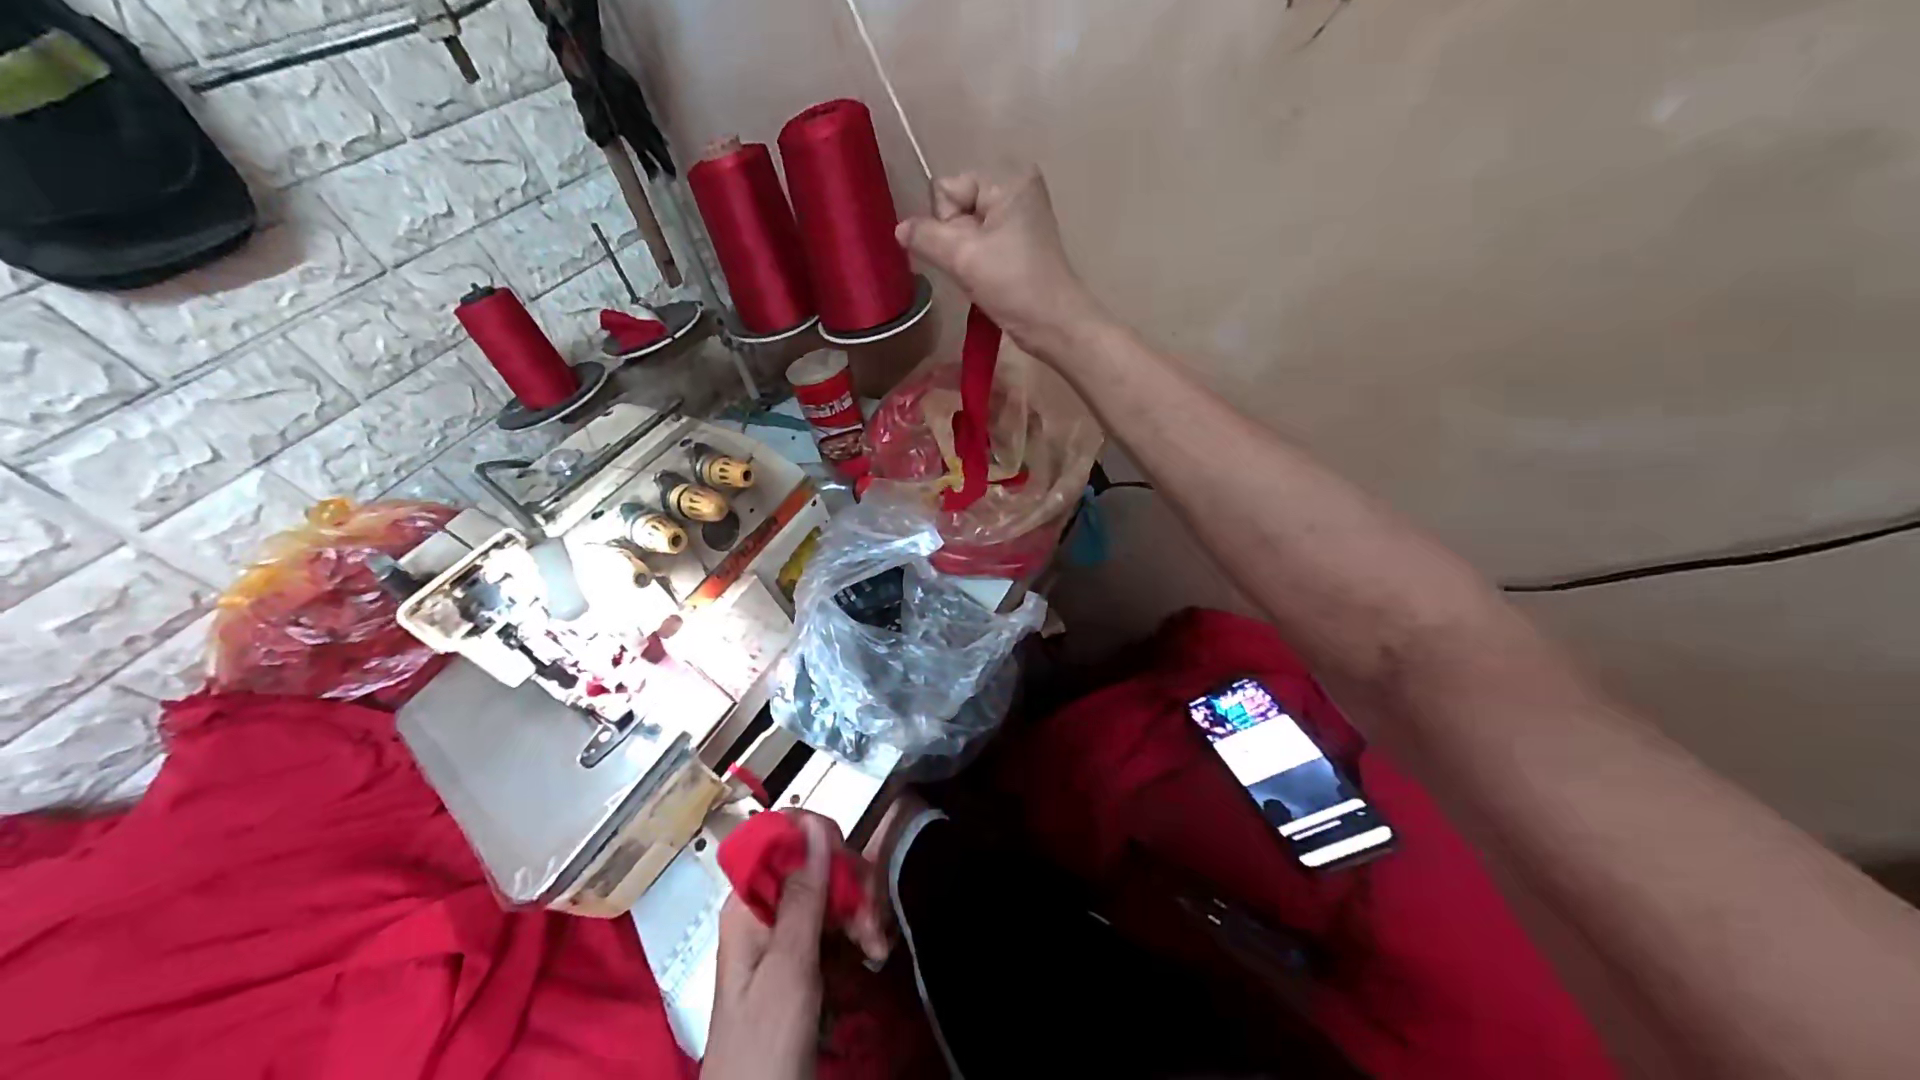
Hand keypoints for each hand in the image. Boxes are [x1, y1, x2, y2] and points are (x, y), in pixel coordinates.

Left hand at [701, 812, 885, 1079]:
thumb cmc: (764, 1048)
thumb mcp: (787, 970)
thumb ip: (803, 896)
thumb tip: (812, 823)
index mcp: (748, 905)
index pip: (784, 841)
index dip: (821, 843)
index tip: (852, 869)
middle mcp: (764, 913)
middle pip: (814, 868)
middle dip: (850, 887)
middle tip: (870, 925)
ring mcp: (783, 938)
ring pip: (830, 896)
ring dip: (860, 914)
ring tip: (876, 947)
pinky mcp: (802, 962)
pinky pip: (835, 927)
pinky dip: (857, 936)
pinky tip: (873, 953)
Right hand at [896, 169, 1106, 359]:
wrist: (1055, 325)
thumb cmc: (1014, 286)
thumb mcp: (963, 258)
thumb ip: (925, 237)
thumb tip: (899, 228)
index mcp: (1008, 179)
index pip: (946, 189)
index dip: (946, 223)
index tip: (968, 251)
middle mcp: (1016, 188)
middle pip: (955, 207)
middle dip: (956, 241)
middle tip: (978, 267)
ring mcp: (1019, 216)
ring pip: (964, 230)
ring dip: (965, 257)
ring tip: (985, 276)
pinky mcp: (1019, 242)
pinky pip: (980, 245)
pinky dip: (977, 264)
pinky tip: (990, 281)